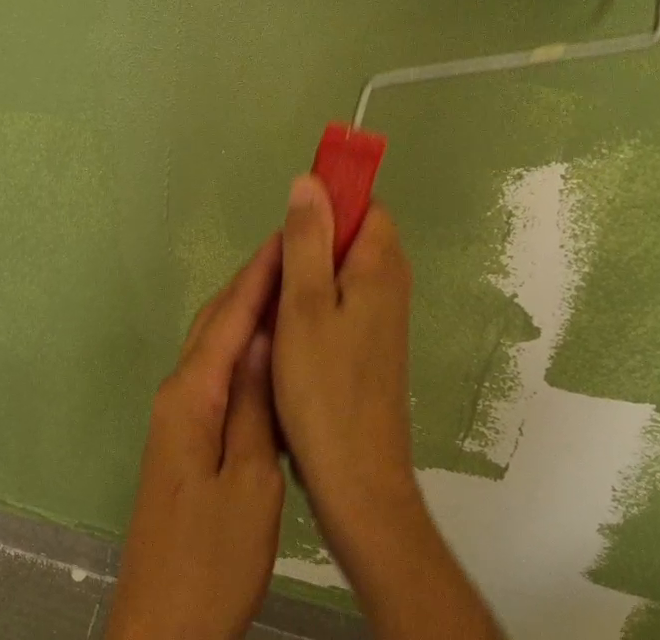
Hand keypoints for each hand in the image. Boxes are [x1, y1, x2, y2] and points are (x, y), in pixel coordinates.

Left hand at [106, 235, 285, 639]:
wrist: (165, 619)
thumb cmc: (214, 555)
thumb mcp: (249, 481)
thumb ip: (252, 405)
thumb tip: (263, 336)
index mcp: (190, 397)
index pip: (229, 319)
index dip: (259, 275)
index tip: (288, 234)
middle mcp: (176, 395)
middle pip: (214, 323)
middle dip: (251, 283)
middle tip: (292, 249)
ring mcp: (176, 417)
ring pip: (211, 346)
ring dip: (244, 311)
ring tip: (285, 285)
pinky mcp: (182, 438)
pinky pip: (212, 374)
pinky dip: (237, 348)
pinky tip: (262, 351)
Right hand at [273, 175, 501, 639]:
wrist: (355, 479)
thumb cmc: (323, 388)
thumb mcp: (303, 305)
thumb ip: (306, 239)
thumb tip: (310, 180)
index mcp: (381, 268)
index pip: (366, 205)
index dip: (328, 203)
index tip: (287, 230)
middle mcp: (389, 287)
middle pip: (350, 239)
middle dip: (306, 245)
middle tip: (270, 277)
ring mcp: (381, 321)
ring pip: (338, 275)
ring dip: (302, 281)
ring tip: (269, 311)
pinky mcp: (369, 349)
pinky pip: (337, 306)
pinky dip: (308, 310)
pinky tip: (281, 338)